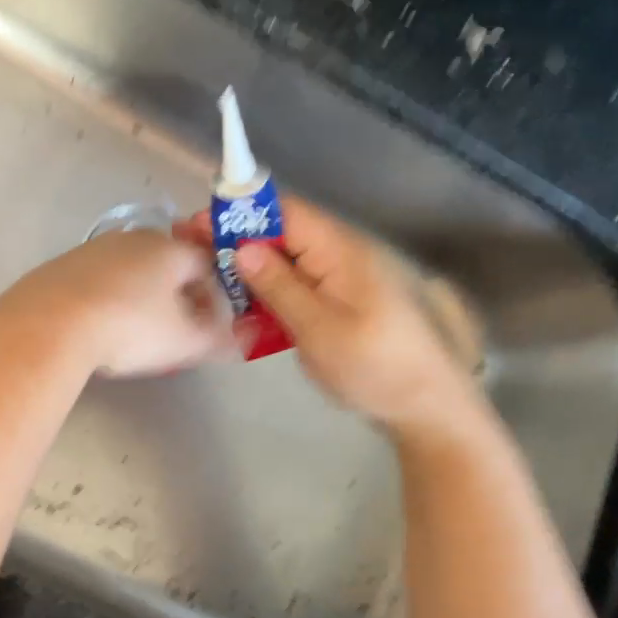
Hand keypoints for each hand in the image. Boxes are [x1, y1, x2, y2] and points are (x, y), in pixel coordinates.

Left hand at [0, 229, 238, 377]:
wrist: (50, 324)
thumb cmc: (129, 327)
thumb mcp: (184, 340)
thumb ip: (220, 337)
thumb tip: (246, 334)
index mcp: (170, 248)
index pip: (208, 262)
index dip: (216, 293)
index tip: (211, 323)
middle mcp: (134, 238)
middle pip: (168, 262)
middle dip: (178, 293)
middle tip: (175, 329)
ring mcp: (94, 248)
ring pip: (132, 269)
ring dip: (142, 294)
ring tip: (136, 331)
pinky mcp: (63, 265)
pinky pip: (99, 279)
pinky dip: (108, 297)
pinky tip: (100, 324)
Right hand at [184, 200, 484, 429]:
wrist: (427, 406)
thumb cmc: (376, 368)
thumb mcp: (319, 330)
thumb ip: (279, 286)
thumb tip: (242, 247)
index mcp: (340, 251)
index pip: (283, 211)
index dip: (239, 212)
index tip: (195, 225)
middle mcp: (341, 254)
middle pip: (281, 231)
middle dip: (236, 236)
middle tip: (189, 250)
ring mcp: (343, 277)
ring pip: (287, 257)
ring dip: (249, 264)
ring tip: (206, 276)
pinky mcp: (341, 299)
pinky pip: (299, 280)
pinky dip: (269, 286)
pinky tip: (242, 303)